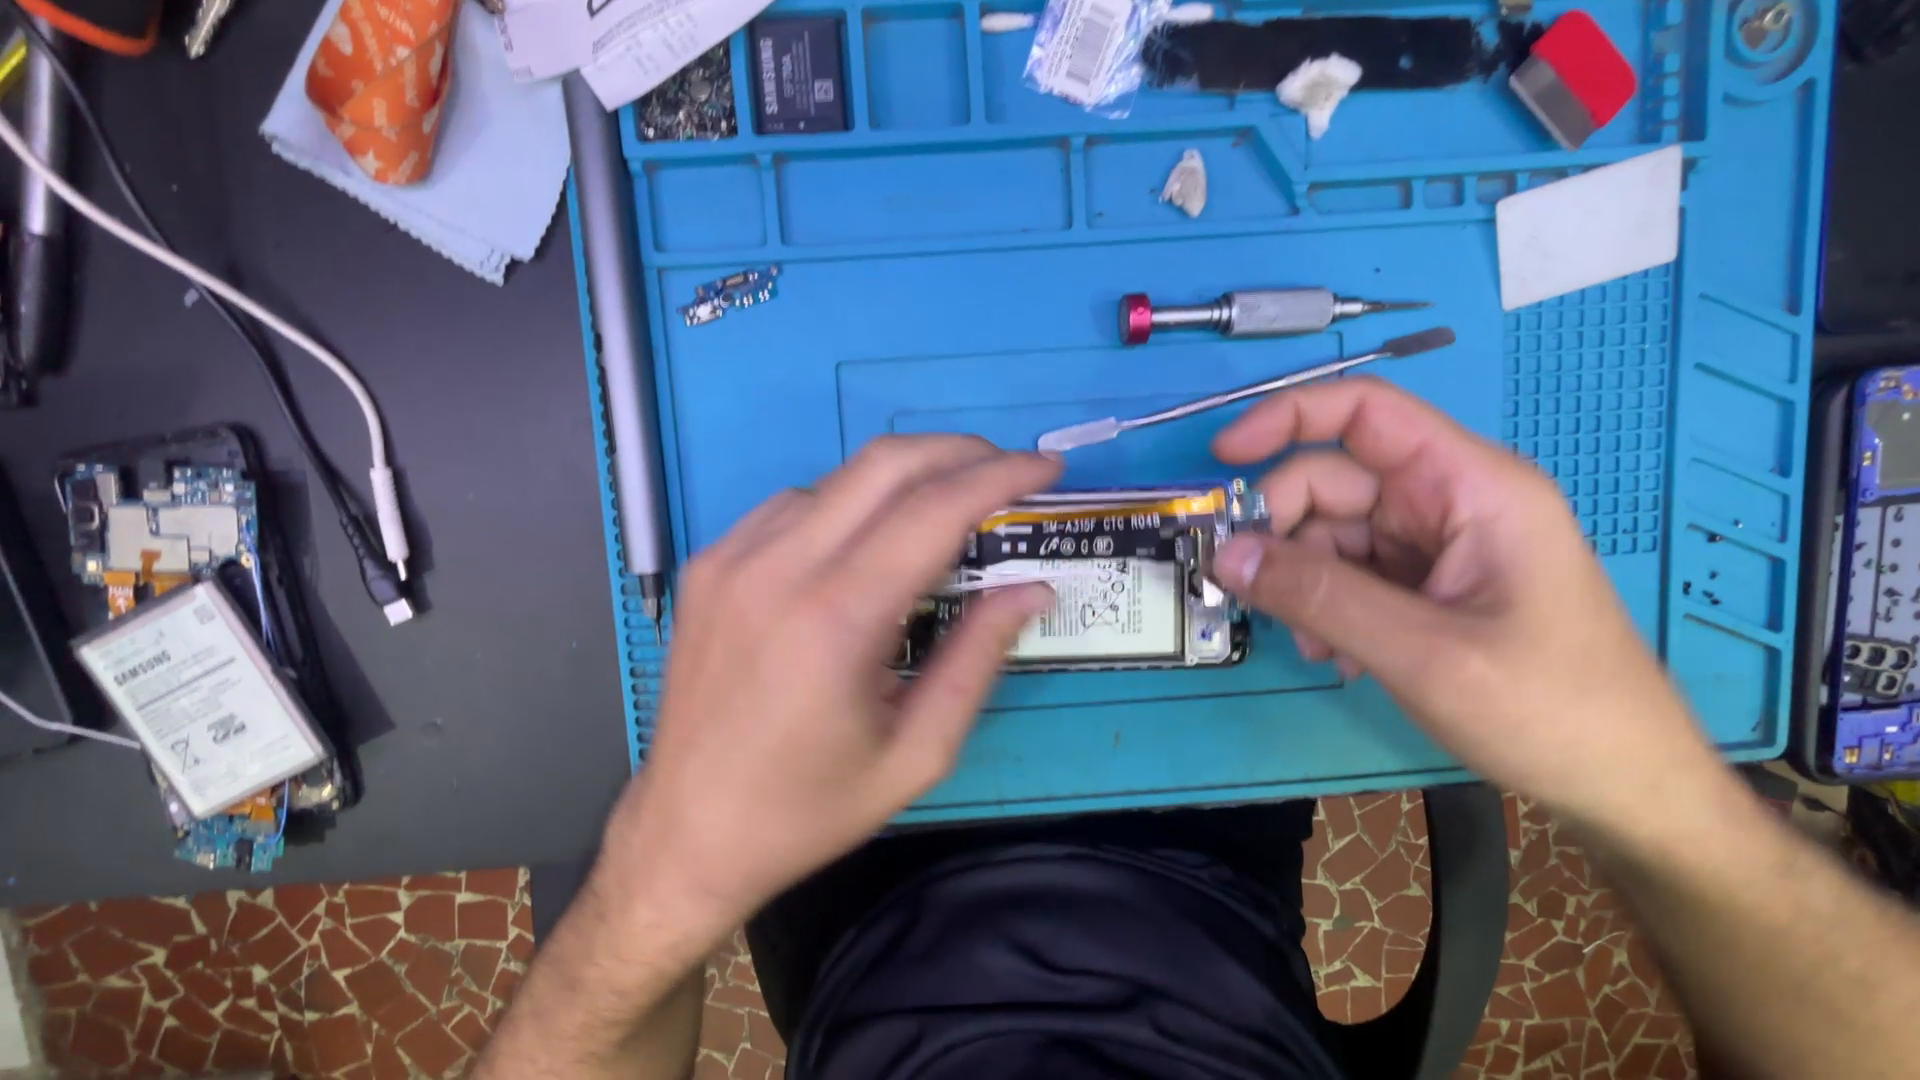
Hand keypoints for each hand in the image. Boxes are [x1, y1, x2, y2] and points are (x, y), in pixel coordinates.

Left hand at [593, 436, 1059, 934]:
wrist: (689, 832)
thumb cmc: (811, 808)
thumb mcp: (918, 752)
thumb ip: (978, 657)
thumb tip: (1033, 588)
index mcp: (836, 619)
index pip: (934, 509)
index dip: (1000, 476)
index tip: (1045, 468)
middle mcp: (778, 567)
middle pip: (884, 464)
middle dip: (959, 451)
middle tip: (1007, 471)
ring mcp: (732, 558)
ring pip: (839, 477)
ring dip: (903, 479)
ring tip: (946, 511)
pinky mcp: (709, 564)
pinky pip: (792, 504)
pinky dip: (847, 503)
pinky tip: (868, 539)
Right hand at [1208, 377, 1718, 828]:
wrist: (1623, 785)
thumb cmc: (1547, 709)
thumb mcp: (1420, 652)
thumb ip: (1317, 597)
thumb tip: (1225, 555)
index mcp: (1470, 486)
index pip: (1365, 412)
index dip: (1287, 418)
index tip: (1223, 457)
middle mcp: (1451, 502)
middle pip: (1335, 481)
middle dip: (1284, 530)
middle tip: (1248, 588)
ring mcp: (1440, 546)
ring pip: (1334, 534)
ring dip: (1303, 581)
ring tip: (1313, 644)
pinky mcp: (1430, 586)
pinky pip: (1352, 574)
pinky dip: (1326, 606)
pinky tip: (1337, 656)